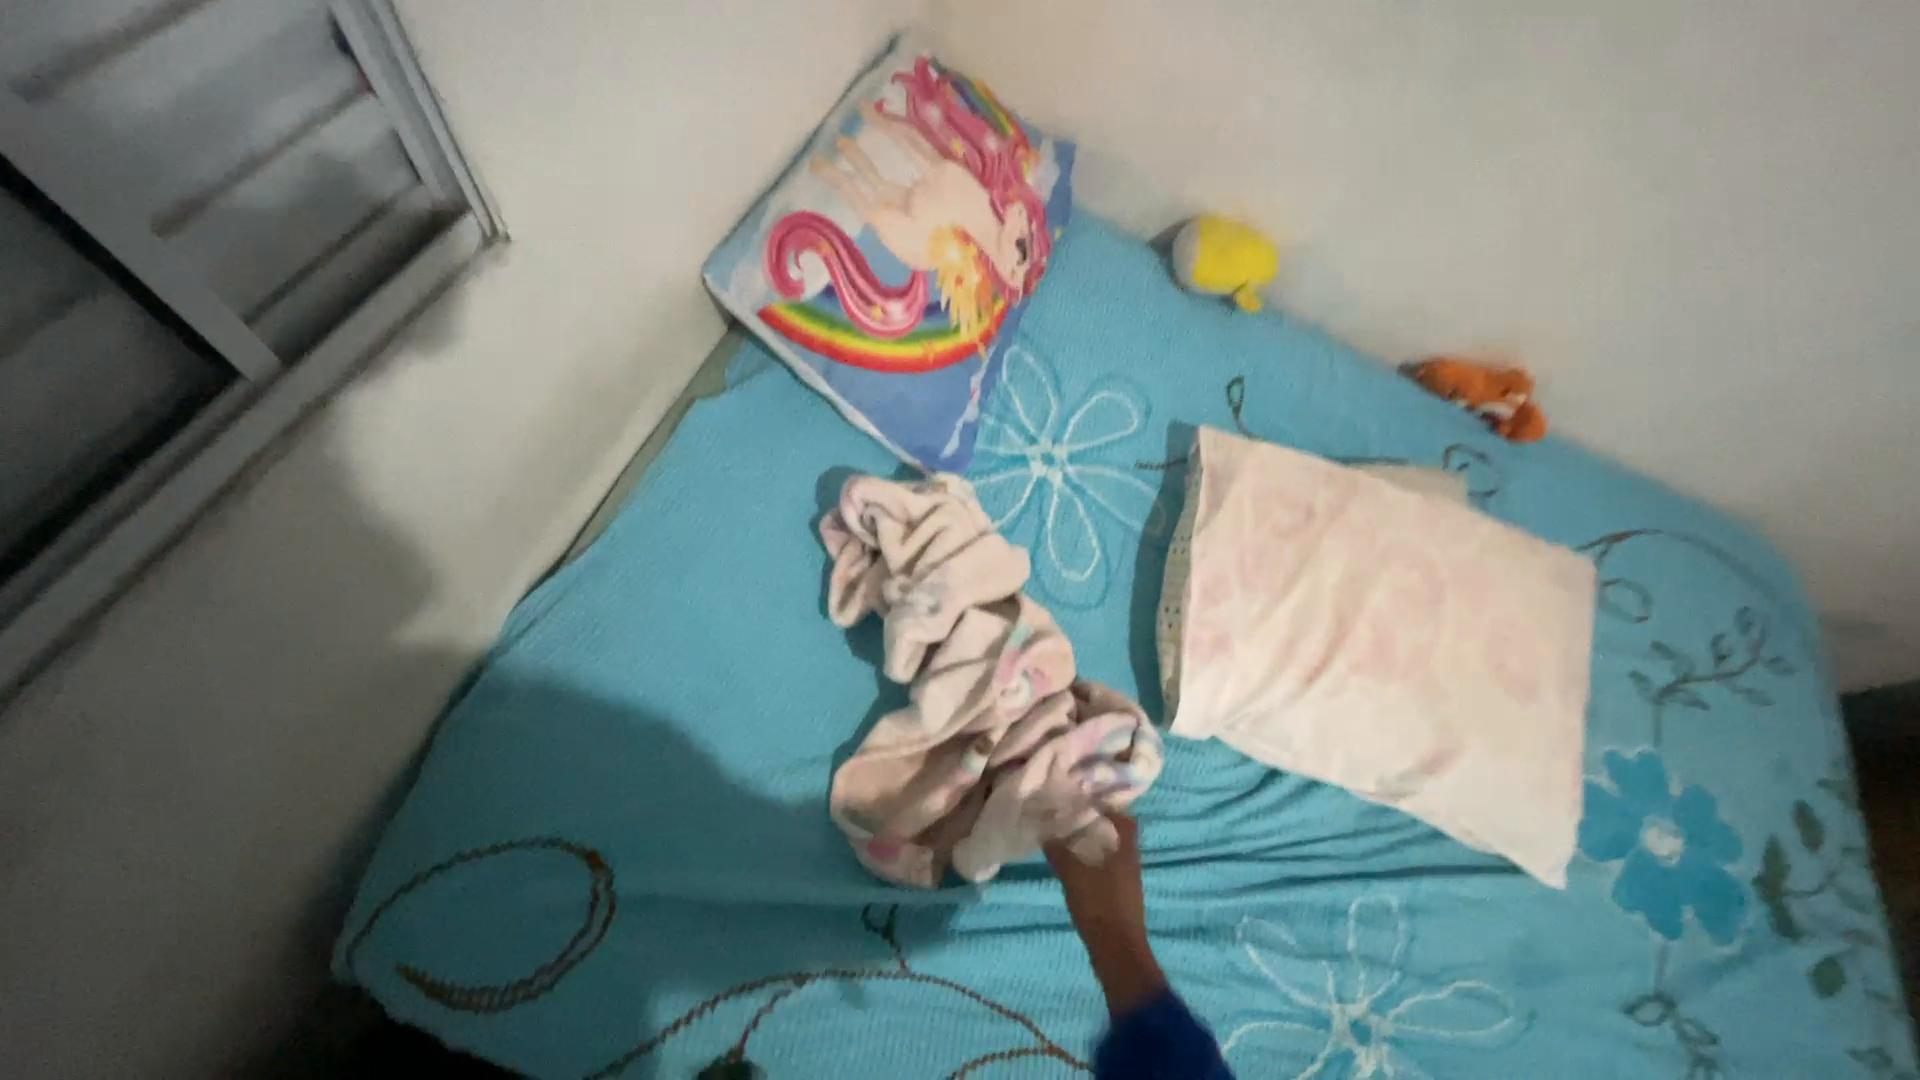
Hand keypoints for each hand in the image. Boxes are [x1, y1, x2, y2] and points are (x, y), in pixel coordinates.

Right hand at [1045, 815, 1146, 944]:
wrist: (1118, 954)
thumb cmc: (1100, 907)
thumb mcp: (1074, 877)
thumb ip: (1060, 854)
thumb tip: (1047, 835)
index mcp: (1127, 853)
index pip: (1126, 821)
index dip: (1110, 808)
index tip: (1087, 800)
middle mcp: (1131, 865)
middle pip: (1118, 837)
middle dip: (1097, 826)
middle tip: (1072, 818)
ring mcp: (1127, 884)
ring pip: (1112, 856)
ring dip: (1094, 847)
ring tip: (1068, 841)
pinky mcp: (1120, 901)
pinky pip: (1107, 873)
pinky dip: (1093, 866)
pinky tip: (1074, 869)